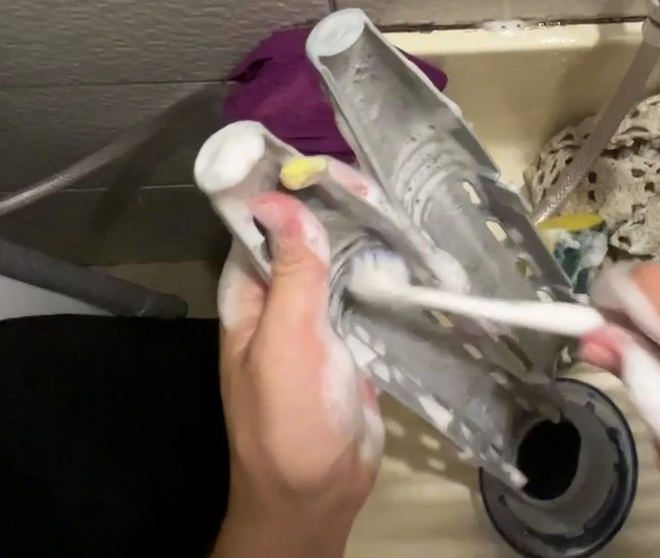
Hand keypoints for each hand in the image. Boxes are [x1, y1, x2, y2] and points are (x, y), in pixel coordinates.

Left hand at [212, 192, 381, 557]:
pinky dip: (383, 266)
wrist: (319, 495)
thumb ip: (291, 271)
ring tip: (398, 202)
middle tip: (376, 183)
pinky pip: (364, 287)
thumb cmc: (289, 420)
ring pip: (338, 258)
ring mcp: (318, 314)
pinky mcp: (351, 333)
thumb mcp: (285, 339)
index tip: (325, 163)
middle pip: (305, 234)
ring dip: (363, 232)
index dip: (287, 188)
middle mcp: (281, 296)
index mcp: (250, 293)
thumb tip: (281, 200)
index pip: (261, 223)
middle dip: (335, 205)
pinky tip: (409, 245)